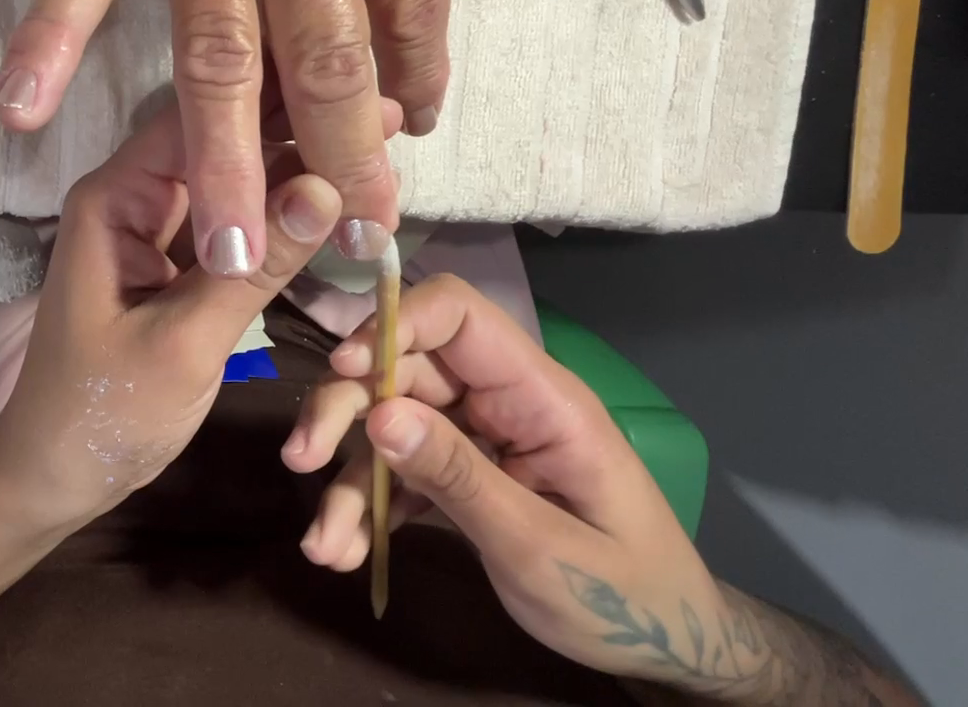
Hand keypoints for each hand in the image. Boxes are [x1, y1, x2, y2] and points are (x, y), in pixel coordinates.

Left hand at [0, 97, 369, 532]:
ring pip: (236, 185)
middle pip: (221, 147)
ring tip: (378, 148)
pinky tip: (334, 202)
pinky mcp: (179, 263)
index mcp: (115, 198)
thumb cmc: (103, 411)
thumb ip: (255, 268)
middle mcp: (134, 197)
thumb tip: (327, 188)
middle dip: (298, 132)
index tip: (351, 86)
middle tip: (389, 116)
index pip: (197, 123)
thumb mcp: (183, 342)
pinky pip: (237, 226)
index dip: (274, 102)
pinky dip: (282, 220)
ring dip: (299, 173)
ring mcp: (158, 231)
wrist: (59, 472)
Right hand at [282, 275, 732, 686]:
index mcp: (537, 395)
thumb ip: (460, 478)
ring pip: (385, 424)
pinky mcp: (454, 473)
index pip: (459, 316)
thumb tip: (378, 415)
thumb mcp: (541, 547)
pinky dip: (364, 508)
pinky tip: (343, 551)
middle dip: (345, 410)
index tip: (345, 368)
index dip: (397, 324)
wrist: (665, 651)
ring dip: (347, 476)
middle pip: (401, 370)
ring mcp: (472, 437)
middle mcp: (495, 402)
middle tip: (302, 458)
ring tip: (322, 541)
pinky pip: (395, 471)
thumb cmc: (628, 597)